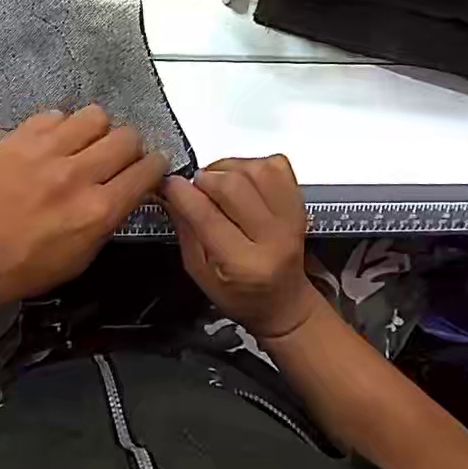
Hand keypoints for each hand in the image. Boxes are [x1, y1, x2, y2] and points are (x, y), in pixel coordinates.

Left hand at [0, 105, 166, 308]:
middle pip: (126, 137)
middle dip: (130, 146)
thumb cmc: (29, 264)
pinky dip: (60, 126)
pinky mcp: (20, 138)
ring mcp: (47, 151)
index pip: (146, 171)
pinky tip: (53, 142)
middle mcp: (78, 174)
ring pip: (95, 115)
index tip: (151, 165)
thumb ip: (110, 217)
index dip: (155, 165)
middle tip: (117, 156)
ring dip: (97, 130)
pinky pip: (55, 114)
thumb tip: (128, 189)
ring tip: (84, 143)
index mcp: (98, 209)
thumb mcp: (83, 255)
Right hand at [162, 155, 323, 339]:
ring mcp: (291, 219)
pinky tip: (243, 180)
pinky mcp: (299, 204)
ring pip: (255, 169)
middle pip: (233, 186)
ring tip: (219, 184)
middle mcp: (273, 239)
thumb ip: (184, 229)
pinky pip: (277, 166)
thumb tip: (169, 191)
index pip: (207, 215)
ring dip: (228, 169)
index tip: (168, 183)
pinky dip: (254, 165)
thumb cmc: (239, 294)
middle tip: (196, 189)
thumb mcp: (198, 272)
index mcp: (244, 265)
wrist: (285, 303)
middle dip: (204, 179)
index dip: (181, 192)